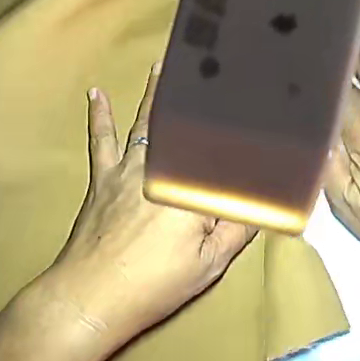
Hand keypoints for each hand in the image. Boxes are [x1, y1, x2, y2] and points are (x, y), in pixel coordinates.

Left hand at [24, 63, 256, 355]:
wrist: (91, 296)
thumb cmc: (155, 284)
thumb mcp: (210, 263)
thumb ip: (239, 226)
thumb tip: (268, 197)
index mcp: (193, 186)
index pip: (227, 149)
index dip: (245, 127)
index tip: (264, 101)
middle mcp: (161, 166)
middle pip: (187, 126)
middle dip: (204, 96)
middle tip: (220, 67)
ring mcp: (128, 169)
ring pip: (148, 122)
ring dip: (158, 93)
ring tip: (167, 64)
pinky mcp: (102, 179)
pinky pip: (102, 140)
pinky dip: (99, 116)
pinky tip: (96, 94)